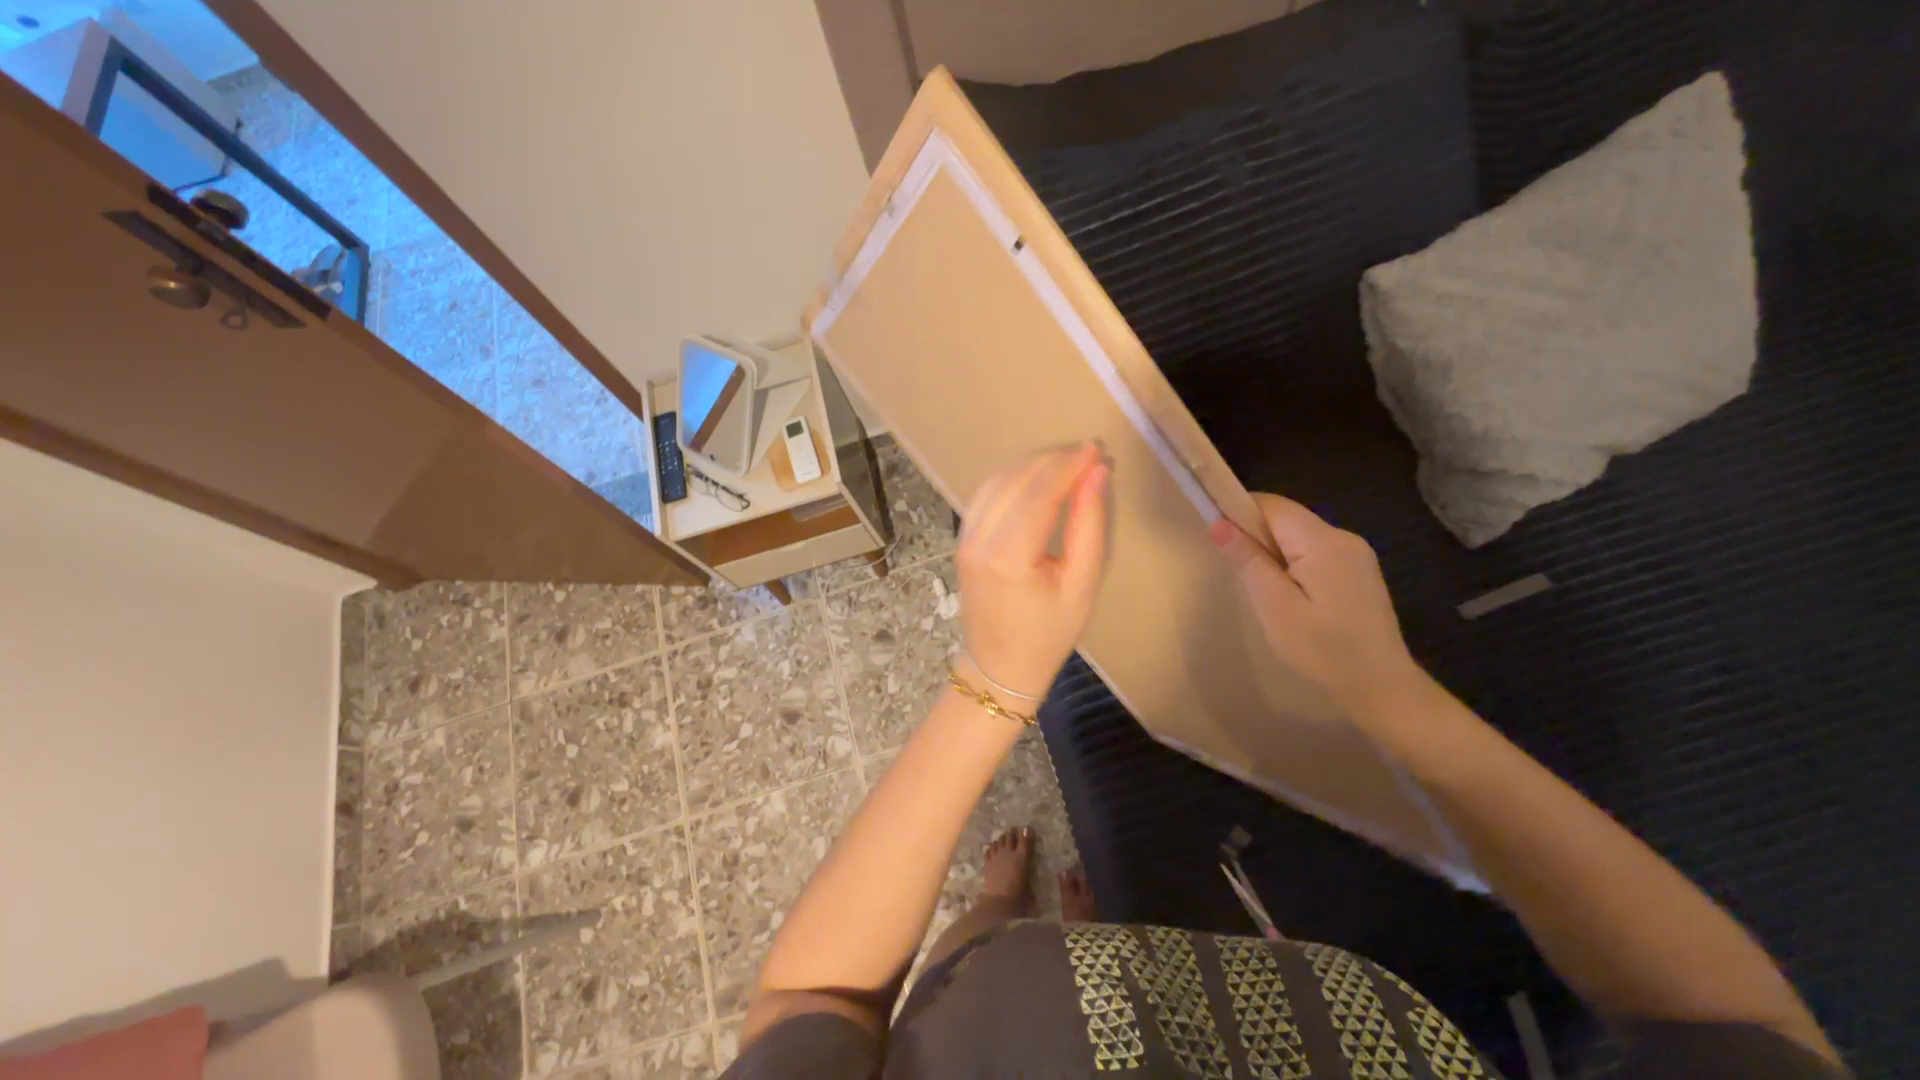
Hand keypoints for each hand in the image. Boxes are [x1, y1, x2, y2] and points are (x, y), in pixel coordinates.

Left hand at [955, 443, 1110, 700]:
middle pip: (1016, 479)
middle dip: (1054, 459)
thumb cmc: (1049, 633)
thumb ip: (1089, 524)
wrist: (1001, 666)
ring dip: (1033, 464)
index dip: (1069, 465)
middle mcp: (979, 541)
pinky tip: (1038, 475)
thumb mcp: (1082, 584)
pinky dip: (1013, 476)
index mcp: (1010, 557)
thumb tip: (1097, 474)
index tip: (1096, 448)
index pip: (1040, 492)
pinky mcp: (962, 538)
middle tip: (1089, 453)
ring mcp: (965, 538)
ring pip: (997, 480)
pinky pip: (985, 493)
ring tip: (1069, 461)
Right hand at [1210, 494, 1424, 714]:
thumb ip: (1249, 562)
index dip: (1239, 511)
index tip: (1215, 534)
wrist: (1382, 687)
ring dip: (1274, 551)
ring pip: (1301, 535)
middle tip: (1236, 572)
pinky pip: (1316, 551)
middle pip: (1287, 518)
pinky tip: (1289, 595)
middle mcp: (1343, 537)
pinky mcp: (1359, 572)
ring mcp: (1356, 554)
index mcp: (1323, 542)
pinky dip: (1294, 562)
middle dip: (1256, 534)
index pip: (1273, 506)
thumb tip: (1220, 524)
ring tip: (1261, 588)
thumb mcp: (1276, 609)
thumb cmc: (1324, 651)